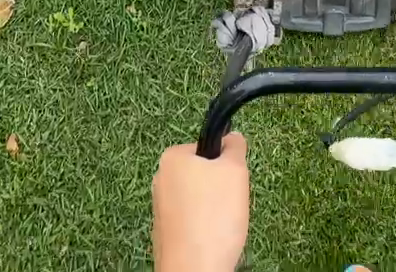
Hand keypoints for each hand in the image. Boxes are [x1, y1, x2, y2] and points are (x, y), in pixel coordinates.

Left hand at [153, 133, 249, 270]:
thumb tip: (232, 138)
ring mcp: (160, 210)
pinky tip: (212, 241)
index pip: (207, 148)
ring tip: (221, 226)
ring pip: (199, 201)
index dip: (225, 164)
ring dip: (214, 211)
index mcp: (171, 157)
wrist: (194, 271)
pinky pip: (192, 223)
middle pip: (203, 175)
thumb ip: (235, 147)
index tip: (232, 181)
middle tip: (229, 204)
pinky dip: (204, 230)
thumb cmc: (213, 216)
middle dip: (220, 189)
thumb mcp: (235, 170)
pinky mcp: (165, 235)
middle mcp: (160, 180)